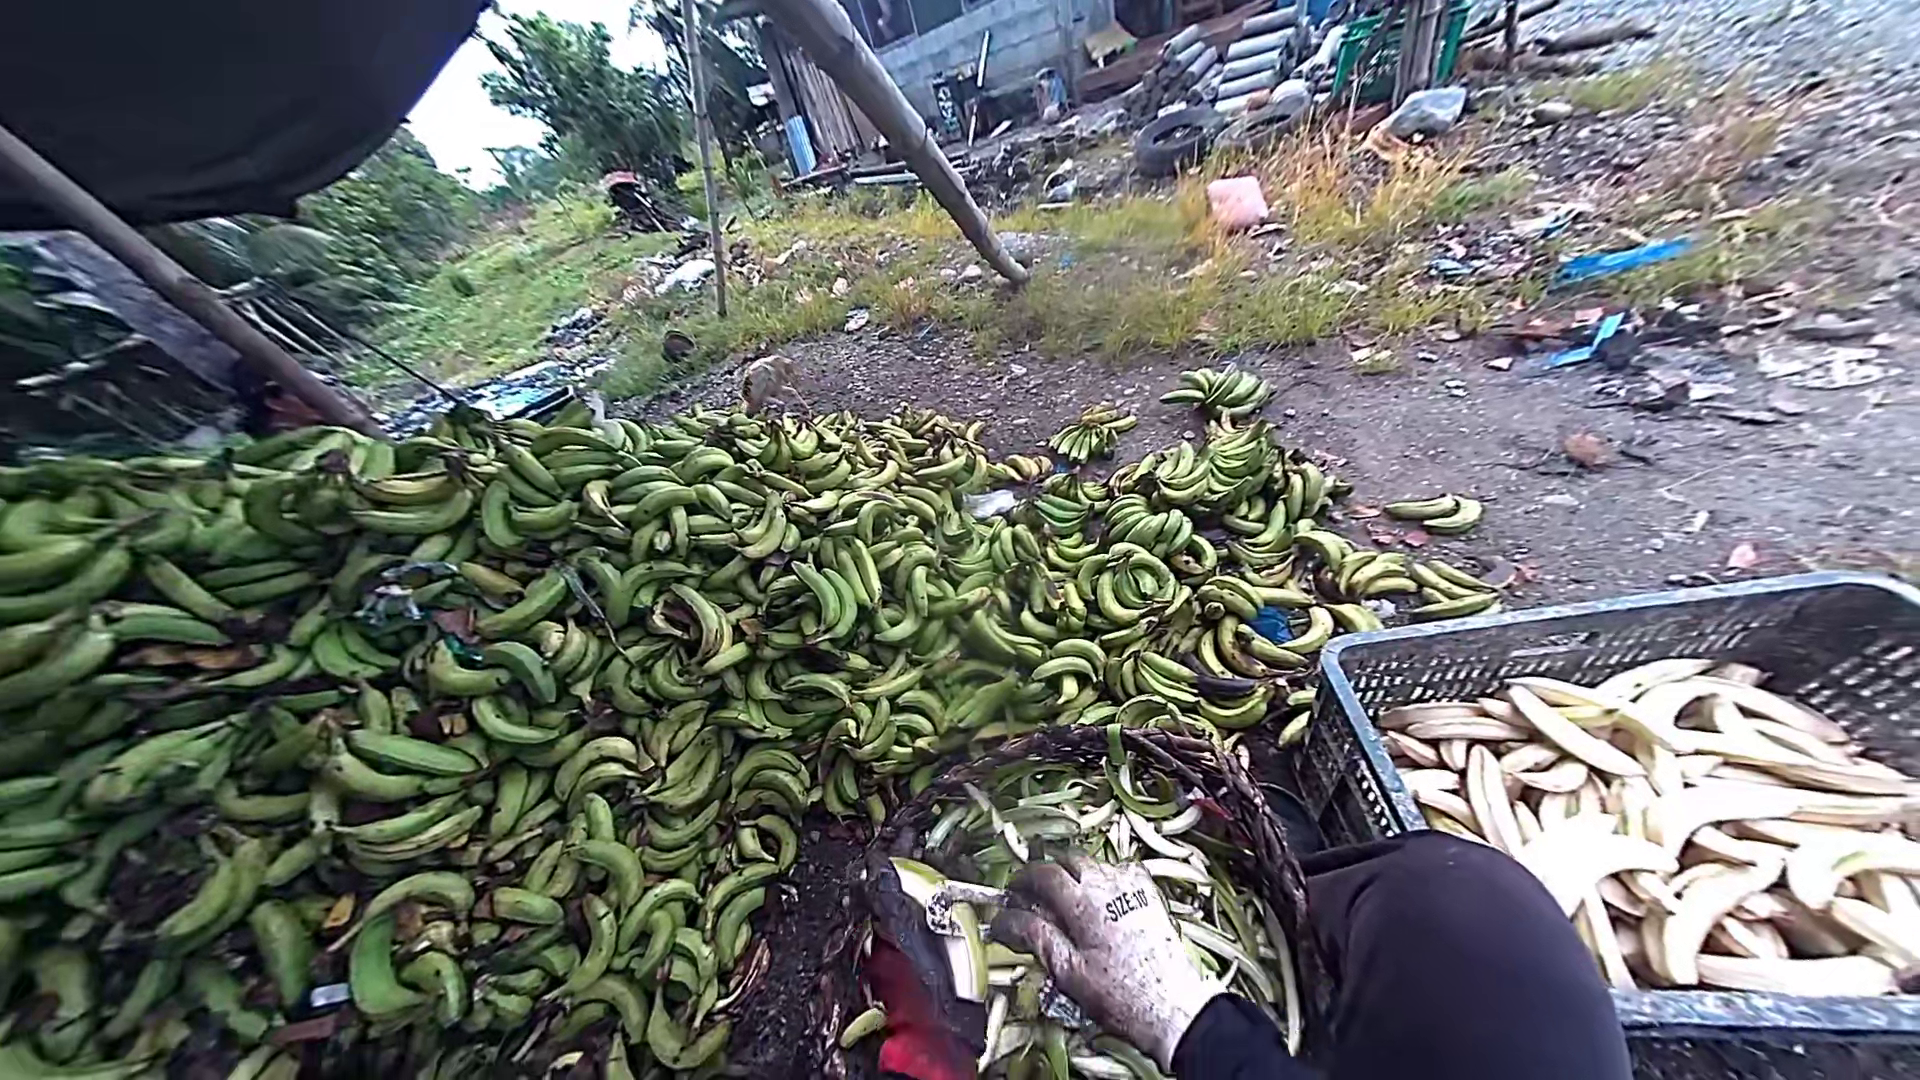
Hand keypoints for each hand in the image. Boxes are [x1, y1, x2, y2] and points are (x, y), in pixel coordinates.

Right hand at [990, 852, 1220, 1069]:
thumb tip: (1007, 919)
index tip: (1014, 891)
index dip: (1024, 879)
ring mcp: (1128, 883)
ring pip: (1091, 862)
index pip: (1043, 873)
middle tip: (1038, 893)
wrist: (1174, 1006)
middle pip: (1066, 860)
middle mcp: (1104, 882)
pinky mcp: (1146, 890)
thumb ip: (1037, 937)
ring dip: (1074, 873)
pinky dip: (1102, 876)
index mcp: (1082, 902)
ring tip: (1068, 897)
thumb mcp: (1070, 972)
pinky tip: (1102, 898)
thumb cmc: (1121, 996)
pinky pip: (1117, 869)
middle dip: (1048, 872)